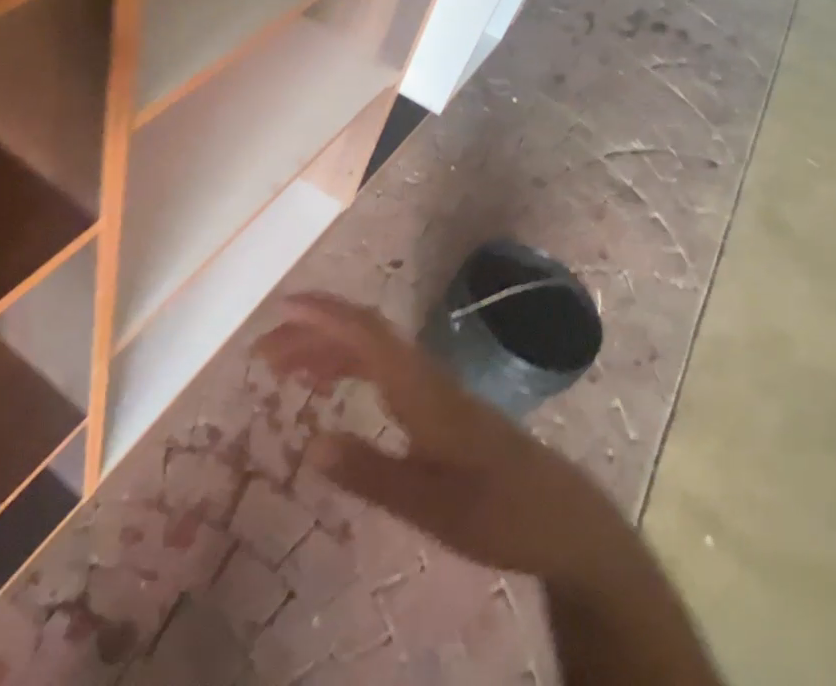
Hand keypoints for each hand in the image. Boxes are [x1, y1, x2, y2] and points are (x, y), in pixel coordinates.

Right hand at [255, 293, 618, 582]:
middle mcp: (429, 381)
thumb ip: (370, 474)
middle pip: (365, 338)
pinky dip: (353, 371)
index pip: (368, 336)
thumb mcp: (431, 507)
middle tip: (265, 354)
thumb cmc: (502, 516)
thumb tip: (309, 444)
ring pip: (376, 354)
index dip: (325, 315)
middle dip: (313, 335)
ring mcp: (439, 393)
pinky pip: (387, 373)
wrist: (570, 527)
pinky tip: (336, 392)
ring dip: (330, 352)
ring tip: (288, 372)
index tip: (283, 308)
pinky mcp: (445, 409)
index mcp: (423, 394)